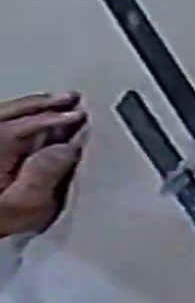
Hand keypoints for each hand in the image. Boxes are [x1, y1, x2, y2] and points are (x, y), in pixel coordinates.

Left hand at [0, 92, 85, 236]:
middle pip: (5, 119)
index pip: (17, 129)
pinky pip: (4, 131)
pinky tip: (37, 119)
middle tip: (70, 98)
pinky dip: (20, 120)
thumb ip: (44, 175)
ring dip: (31, 110)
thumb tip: (68, 149)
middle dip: (38, 107)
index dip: (49, 119)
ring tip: (59, 102)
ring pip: (3, 122)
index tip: (79, 115)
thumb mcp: (25, 205)